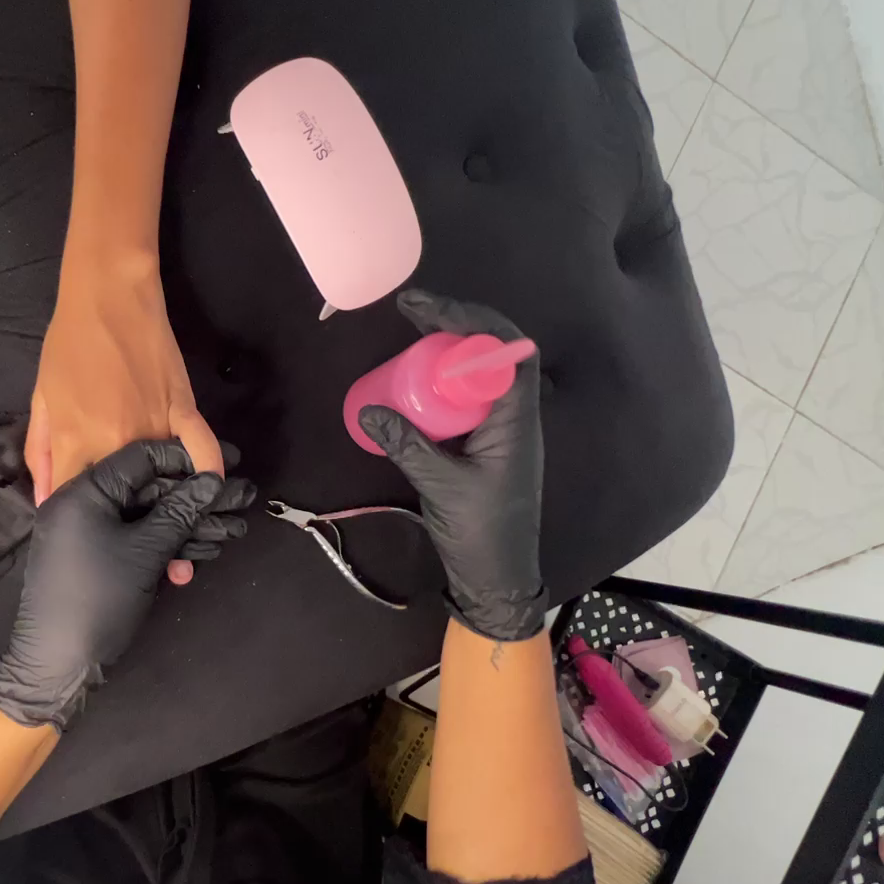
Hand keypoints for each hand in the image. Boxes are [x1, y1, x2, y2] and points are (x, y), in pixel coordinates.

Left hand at [0, 439, 252, 730]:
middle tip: (239, 499)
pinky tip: (200, 556)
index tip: (227, 461)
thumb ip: (180, 511)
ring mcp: (90, 532)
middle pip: (149, 488)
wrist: (58, 662)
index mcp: (85, 491)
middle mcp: (84, 503)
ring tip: (233, 530)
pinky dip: (166, 547)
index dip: (186, 457)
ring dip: (188, 526)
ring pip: (147, 518)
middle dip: (195, 497)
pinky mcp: (98, 557)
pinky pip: (136, 540)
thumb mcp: (145, 551)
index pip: (141, 456)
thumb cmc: (99, 598)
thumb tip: (213, 479)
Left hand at [26, 251, 223, 584]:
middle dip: (141, 545)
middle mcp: (115, 443)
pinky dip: (210, 476)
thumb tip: (44, 502)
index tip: (98, 562)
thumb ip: (41, 455)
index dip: (86, 541)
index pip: (77, 506)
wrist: (107, 295)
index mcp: (74, 443)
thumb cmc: (67, 348)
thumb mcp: (41, 402)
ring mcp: (154, 426)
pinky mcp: (184, 409)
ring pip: (170, 487)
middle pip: (130, 508)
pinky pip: (202, 451)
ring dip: (180, 520)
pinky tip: (212, 497)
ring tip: (186, 548)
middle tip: (156, 569)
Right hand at [356, 290, 546, 641]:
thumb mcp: (441, 486)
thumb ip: (406, 445)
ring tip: (412, 333)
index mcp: (516, 420)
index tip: (425, 308)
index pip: (506, 350)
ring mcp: (500, 430)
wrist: (497, 576)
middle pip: (494, 352)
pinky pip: (466, 399)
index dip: (471, 320)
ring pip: (480, 373)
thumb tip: (367, 409)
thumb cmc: (480, 532)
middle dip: (456, 323)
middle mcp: (514, 416)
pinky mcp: (484, 444)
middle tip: (411, 311)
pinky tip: (415, 381)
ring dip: (450, 348)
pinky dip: (442, 381)